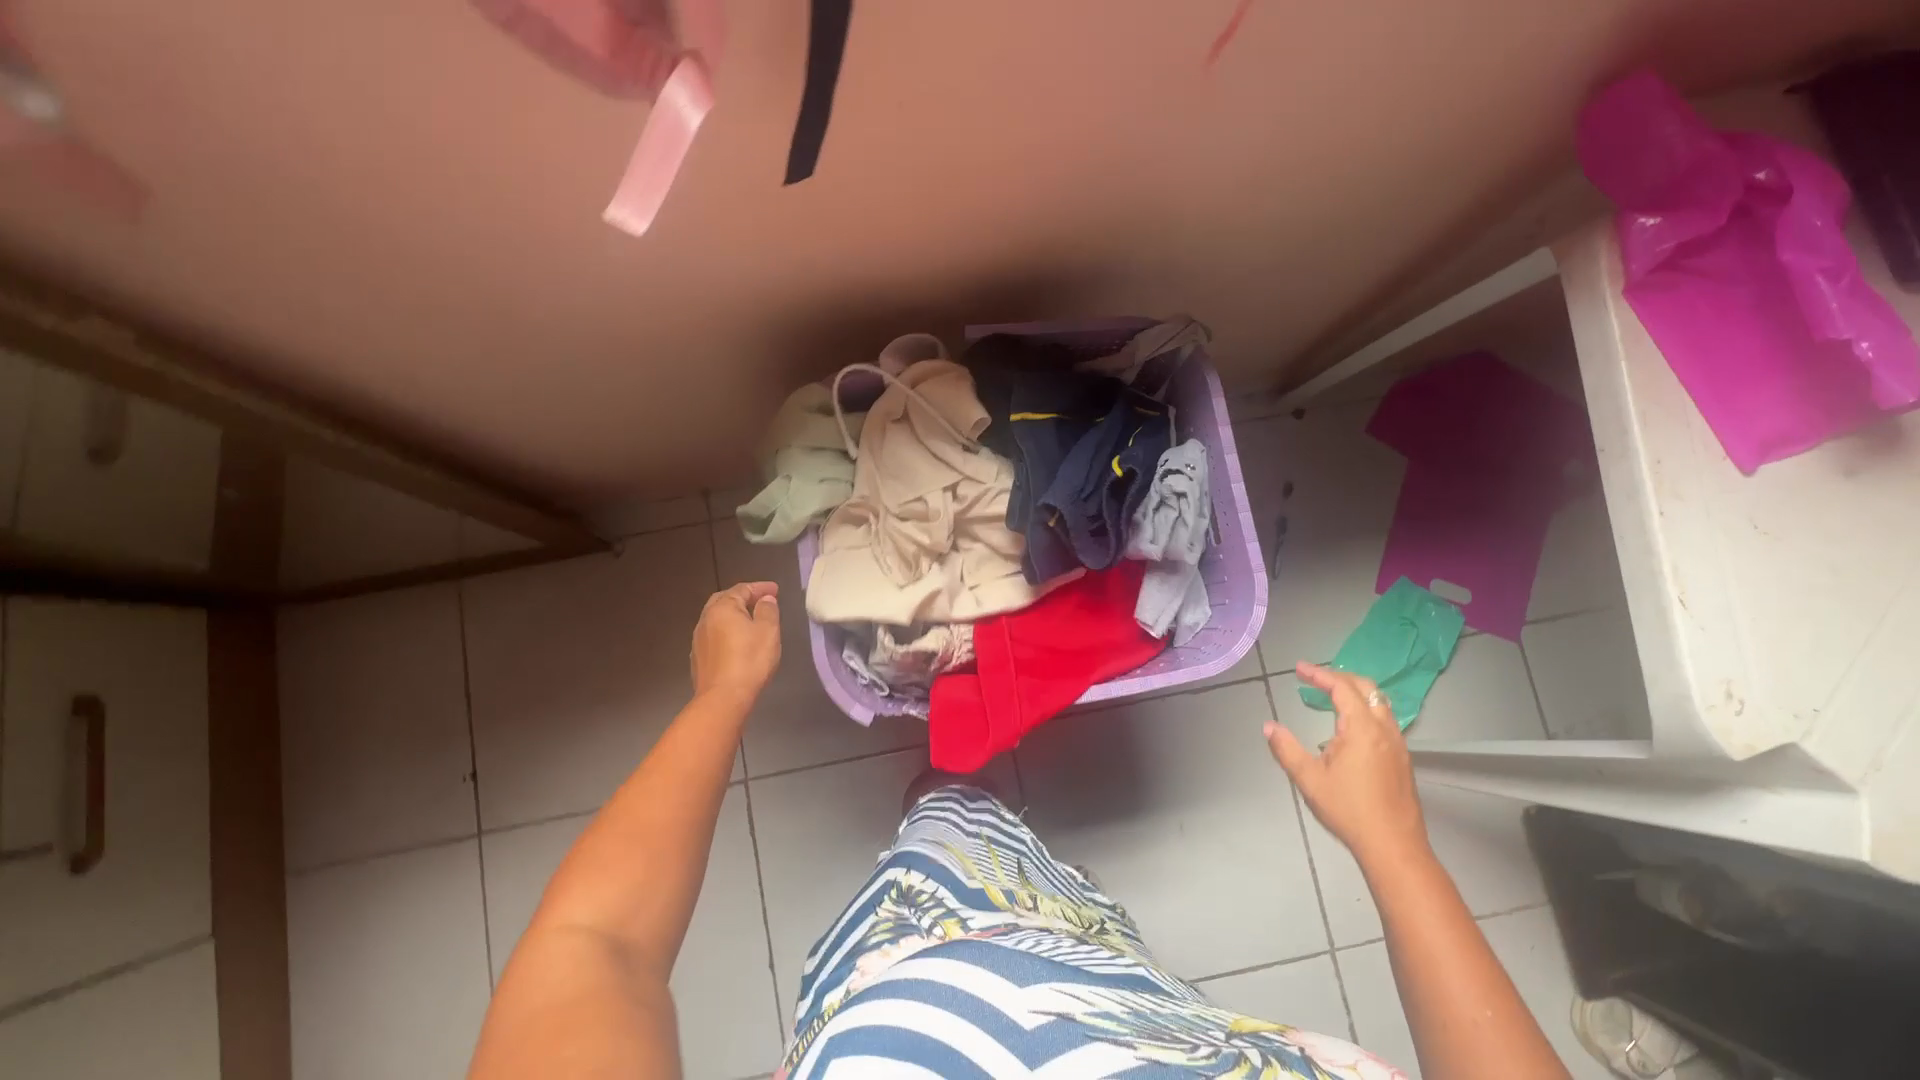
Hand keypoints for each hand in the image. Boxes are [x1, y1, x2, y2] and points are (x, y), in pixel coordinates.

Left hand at [690, 582, 781, 702]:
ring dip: (733, 615)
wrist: (723, 698)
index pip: (742, 589)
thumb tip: (764, 599)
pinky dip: (726, 631)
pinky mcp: (698, 657)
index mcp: (723, 608)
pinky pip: (713, 635)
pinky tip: (735, 641)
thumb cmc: (750, 660)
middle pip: (724, 600)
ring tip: (749, 620)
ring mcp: (699, 639)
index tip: (776, 590)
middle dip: (743, 598)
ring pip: (716, 618)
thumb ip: (768, 610)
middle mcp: (706, 619)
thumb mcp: (768, 631)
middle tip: (760, 600)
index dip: (760, 587)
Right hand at [1266, 661, 1428, 866]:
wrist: (1393, 844)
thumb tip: (1269, 726)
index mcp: (1361, 729)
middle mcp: (1384, 729)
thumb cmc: (1348, 810)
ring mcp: (1397, 744)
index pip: (1341, 688)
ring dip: (1356, 692)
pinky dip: (1366, 709)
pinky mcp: (1402, 759)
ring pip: (1379, 704)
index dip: (1319, 675)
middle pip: (1366, 688)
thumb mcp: (1309, 779)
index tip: (1299, 669)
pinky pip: (1385, 720)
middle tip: (1314, 678)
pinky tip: (1350, 727)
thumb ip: (1286, 749)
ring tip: (1332, 695)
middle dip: (1339, 677)